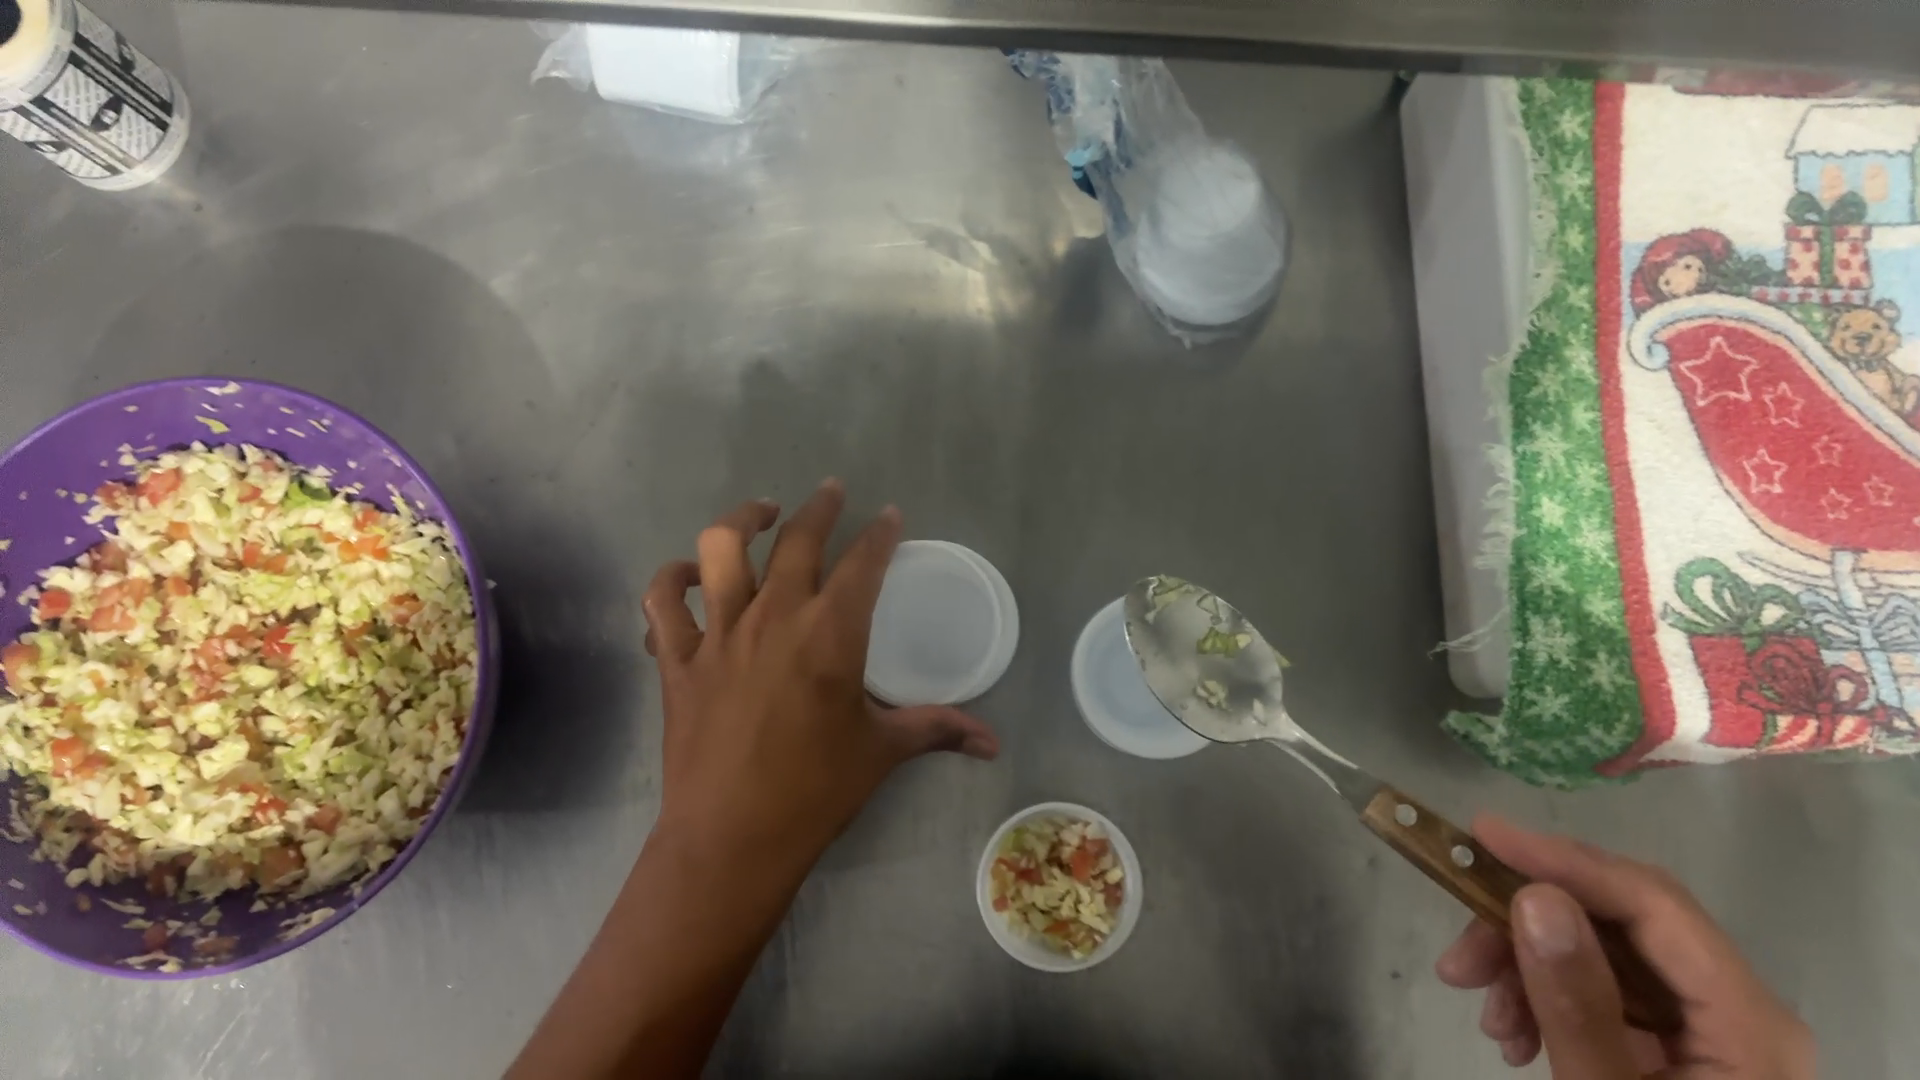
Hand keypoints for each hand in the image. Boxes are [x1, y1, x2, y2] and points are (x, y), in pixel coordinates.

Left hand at [642, 480, 999, 869]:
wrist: (732, 837)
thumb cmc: (815, 790)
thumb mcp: (882, 751)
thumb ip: (938, 730)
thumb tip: (993, 742)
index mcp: (831, 633)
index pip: (863, 564)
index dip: (880, 534)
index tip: (889, 515)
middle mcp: (774, 616)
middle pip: (797, 540)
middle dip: (820, 508)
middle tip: (832, 491)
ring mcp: (719, 633)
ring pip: (720, 549)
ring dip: (741, 521)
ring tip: (761, 513)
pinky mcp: (677, 659)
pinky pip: (662, 602)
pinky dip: (671, 580)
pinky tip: (687, 576)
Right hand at [1435, 816, 1815, 1078]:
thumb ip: (1578, 1005)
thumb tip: (1534, 898)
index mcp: (1748, 1021)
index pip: (1650, 903)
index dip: (1563, 859)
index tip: (1479, 836)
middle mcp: (1734, 1008)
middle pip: (1616, 921)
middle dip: (1525, 924)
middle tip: (1458, 953)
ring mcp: (1703, 1027)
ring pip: (1595, 951)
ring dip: (1523, 965)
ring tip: (1480, 1011)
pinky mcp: (1671, 1044)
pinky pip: (1594, 989)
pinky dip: (1540, 996)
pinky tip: (1509, 1033)